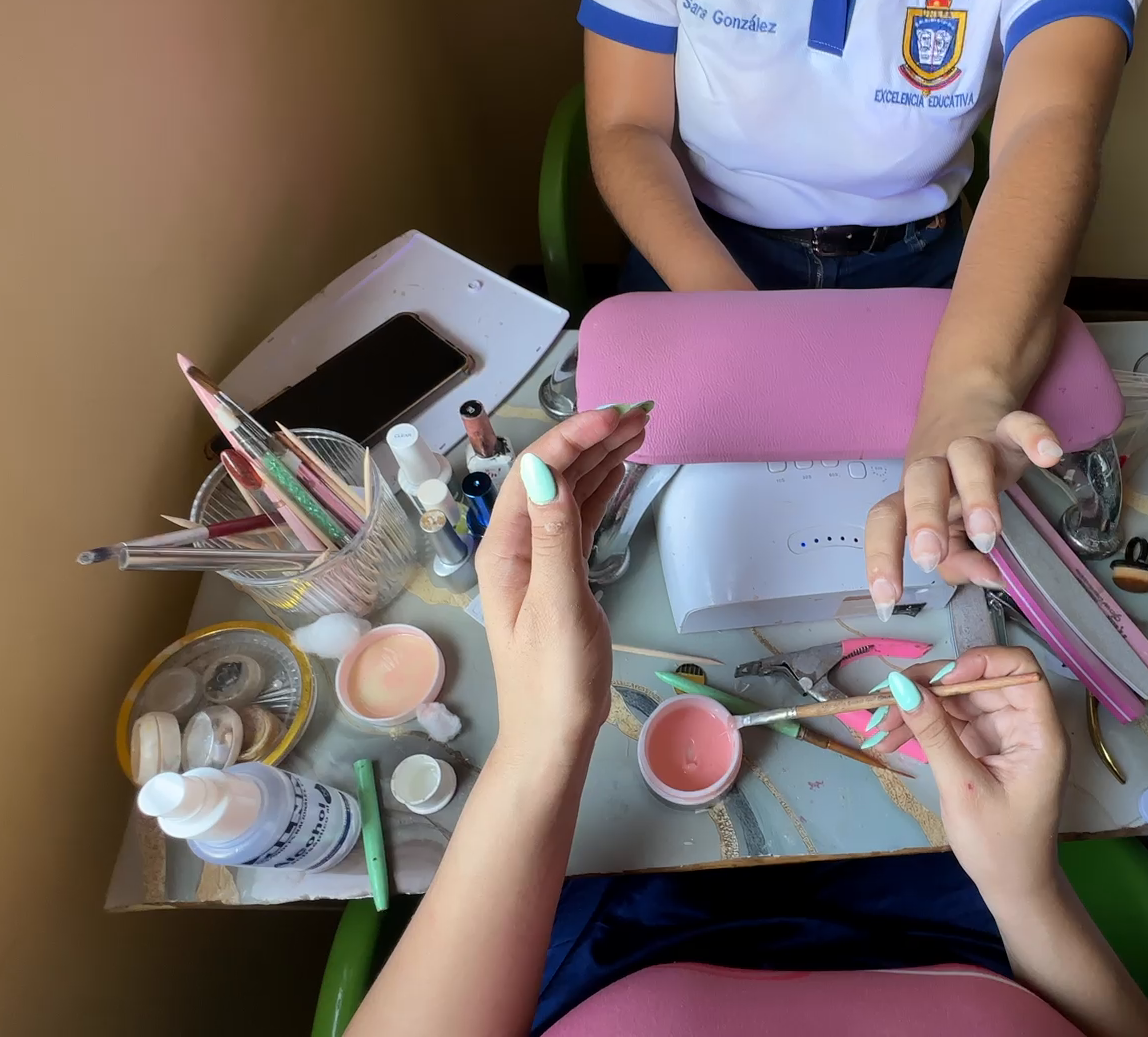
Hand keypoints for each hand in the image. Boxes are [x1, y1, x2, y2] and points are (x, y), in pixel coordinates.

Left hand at [475, 407, 648, 764]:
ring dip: (602, 458)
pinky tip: (620, 471)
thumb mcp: (558, 608)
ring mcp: (540, 556)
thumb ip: (555, 538)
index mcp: (507, 546)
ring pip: (571, 492)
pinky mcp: (562, 570)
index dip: (575, 437)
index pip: (539, 473)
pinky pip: (581, 517)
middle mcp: (518, 542)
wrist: (553, 734)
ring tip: (639, 430)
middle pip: (555, 474)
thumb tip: (548, 470)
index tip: (617, 415)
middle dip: (593, 438)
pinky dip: (601, 489)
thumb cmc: (554, 679)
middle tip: (640, 413)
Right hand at [863, 647, 1067, 904]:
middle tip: (886, 700)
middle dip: (929, 687)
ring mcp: (999, 730)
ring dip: (915, 706)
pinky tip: (890, 737)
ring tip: (879, 727)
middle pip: (975, 679)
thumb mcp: (963, 788)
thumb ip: (934, 733)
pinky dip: (918, 724)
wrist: (1011, 887)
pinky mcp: (979, 741)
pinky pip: (946, 718)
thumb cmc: (1000, 845)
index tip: (941, 683)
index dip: (980, 663)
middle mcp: (1021, 722)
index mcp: (1038, 731)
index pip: (1018, 669)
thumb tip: (900, 685)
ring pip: (954, 697)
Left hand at [864, 402, 1063, 615]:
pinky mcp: (1008, 429)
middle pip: (920, 481)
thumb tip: (989, 579)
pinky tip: (1048, 457)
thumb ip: (959, 560)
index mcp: (910, 495)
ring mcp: (971, 444)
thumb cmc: (950, 483)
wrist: (963, 405)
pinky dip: (1035, 437)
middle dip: (922, 519)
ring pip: (967, 455)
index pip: (886, 521)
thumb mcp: (948, 527)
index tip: (888, 600)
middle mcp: (935, 468)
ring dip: (977, 493)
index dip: (881, 558)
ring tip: (990, 533)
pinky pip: (1020, 426)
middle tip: (928, 557)